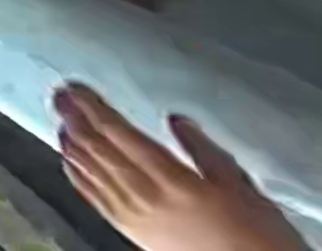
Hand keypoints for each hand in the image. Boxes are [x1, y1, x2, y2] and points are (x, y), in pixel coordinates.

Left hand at [55, 85, 307, 250]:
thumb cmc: (263, 238)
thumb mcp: (246, 192)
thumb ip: (207, 153)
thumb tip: (176, 119)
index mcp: (173, 180)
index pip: (117, 131)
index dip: (90, 105)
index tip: (75, 85)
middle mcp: (142, 192)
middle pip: (92, 144)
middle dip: (70, 114)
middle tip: (58, 93)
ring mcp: (129, 211)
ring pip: (84, 165)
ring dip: (68, 137)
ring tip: (60, 117)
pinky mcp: (124, 228)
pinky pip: (87, 192)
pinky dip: (72, 167)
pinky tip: (67, 154)